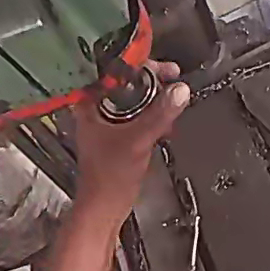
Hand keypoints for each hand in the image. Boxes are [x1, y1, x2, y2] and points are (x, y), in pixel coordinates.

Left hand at [68, 61, 189, 225]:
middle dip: (152, 79)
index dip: (139, 63)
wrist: (105, 207)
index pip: (113, 69)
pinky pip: (137, 114)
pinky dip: (152, 113)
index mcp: (89, 104)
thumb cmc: (109, 176)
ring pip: (133, 98)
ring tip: (173, 97)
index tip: (164, 68)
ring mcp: (106, 122)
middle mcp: (95, 109)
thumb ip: (159, 114)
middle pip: (125, 81)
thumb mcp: (138, 140)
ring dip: (154, 97)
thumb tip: (180, 90)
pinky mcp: (118, 134)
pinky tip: (166, 121)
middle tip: (173, 78)